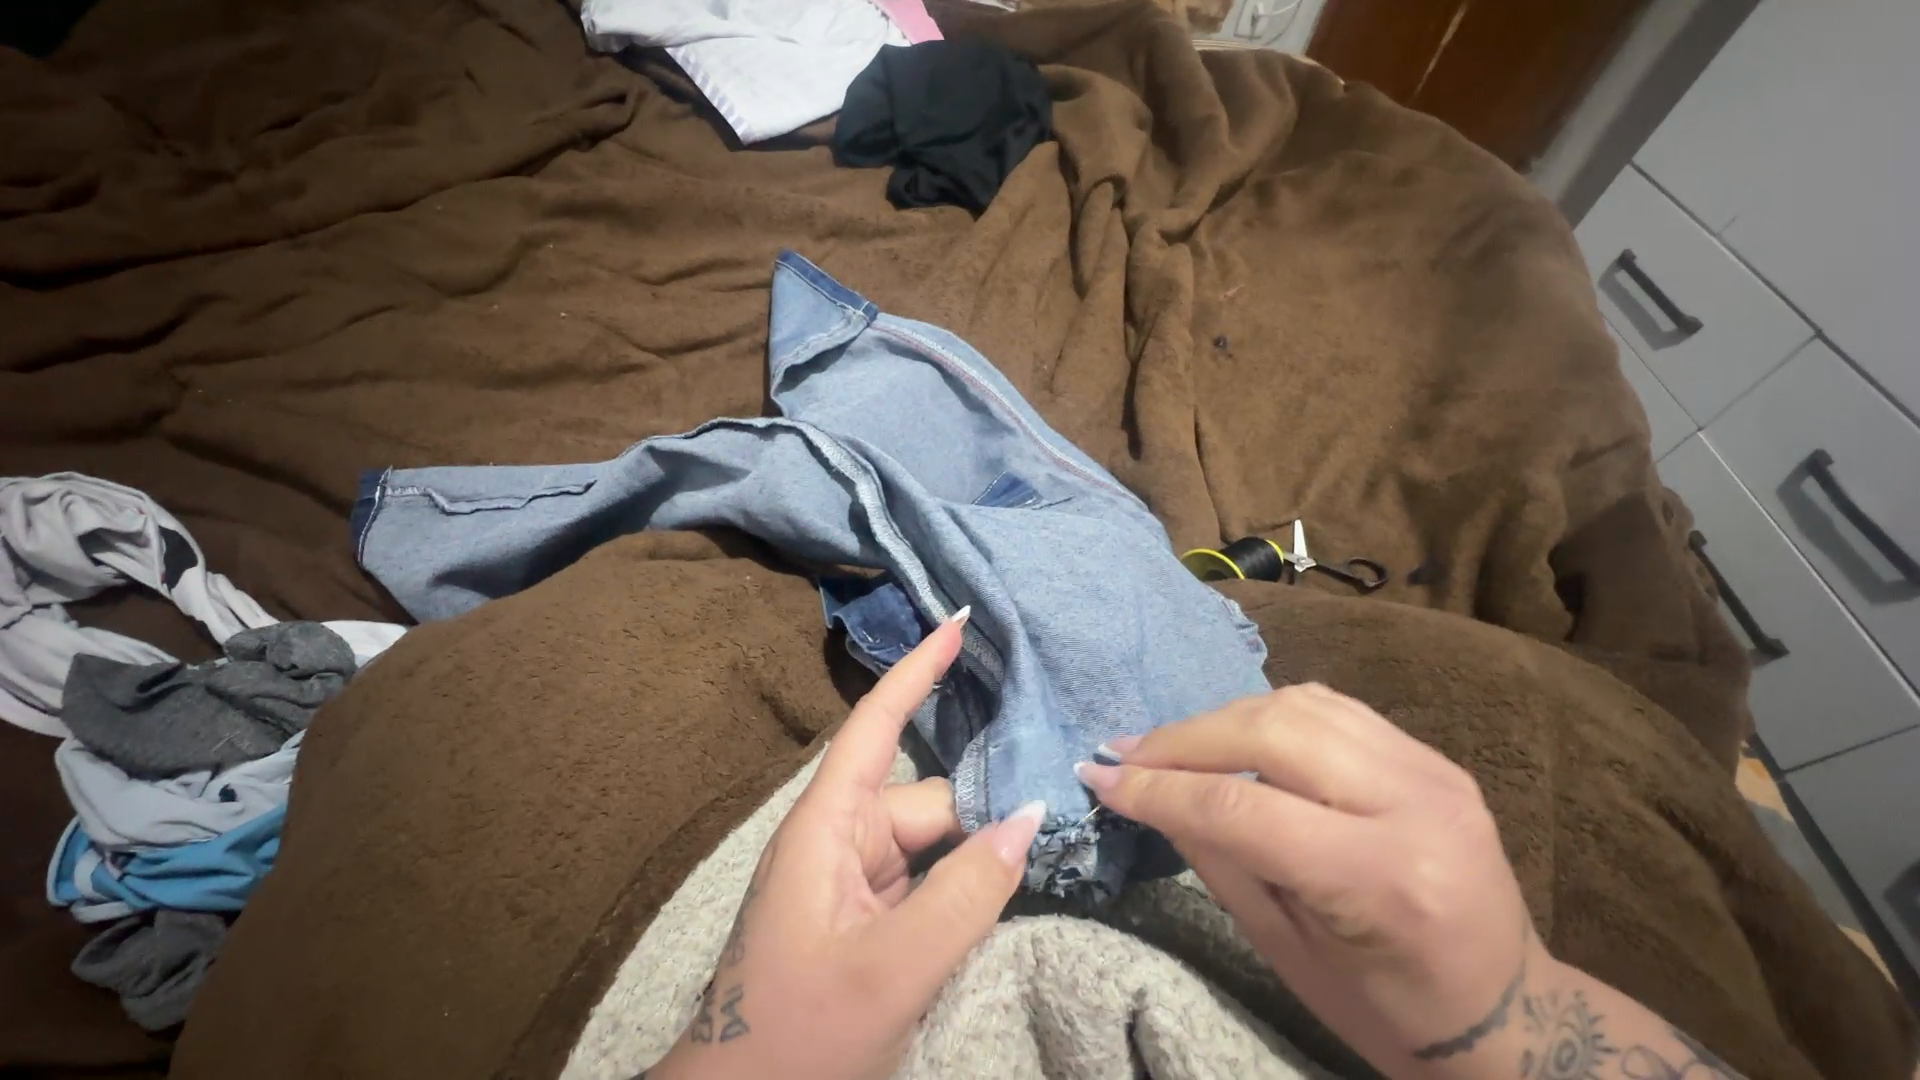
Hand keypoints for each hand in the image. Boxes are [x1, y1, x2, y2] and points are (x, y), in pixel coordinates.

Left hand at [651, 608, 1045, 1079]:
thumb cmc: (798, 1035)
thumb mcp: (890, 970)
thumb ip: (965, 895)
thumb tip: (1028, 819)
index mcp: (829, 825)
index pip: (877, 723)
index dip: (918, 668)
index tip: (959, 620)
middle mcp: (843, 838)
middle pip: (932, 800)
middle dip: (985, 816)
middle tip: (1057, 826)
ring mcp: (856, 878)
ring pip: (938, 843)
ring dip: (979, 858)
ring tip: (1038, 869)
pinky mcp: (869, 913)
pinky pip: (929, 879)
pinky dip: (964, 884)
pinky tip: (1002, 897)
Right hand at [1075, 683, 1537, 1079]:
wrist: (1509, 1011)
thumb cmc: (1387, 1007)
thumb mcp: (1287, 950)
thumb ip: (1217, 860)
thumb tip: (1147, 796)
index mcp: (1380, 878)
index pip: (1240, 809)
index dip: (1157, 790)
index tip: (1098, 777)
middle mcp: (1413, 804)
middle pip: (1269, 733)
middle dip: (1182, 740)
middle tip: (1127, 755)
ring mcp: (1430, 768)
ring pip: (1297, 704)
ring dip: (1219, 720)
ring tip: (1170, 746)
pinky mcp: (1431, 755)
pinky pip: (1329, 708)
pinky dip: (1266, 714)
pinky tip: (1233, 737)